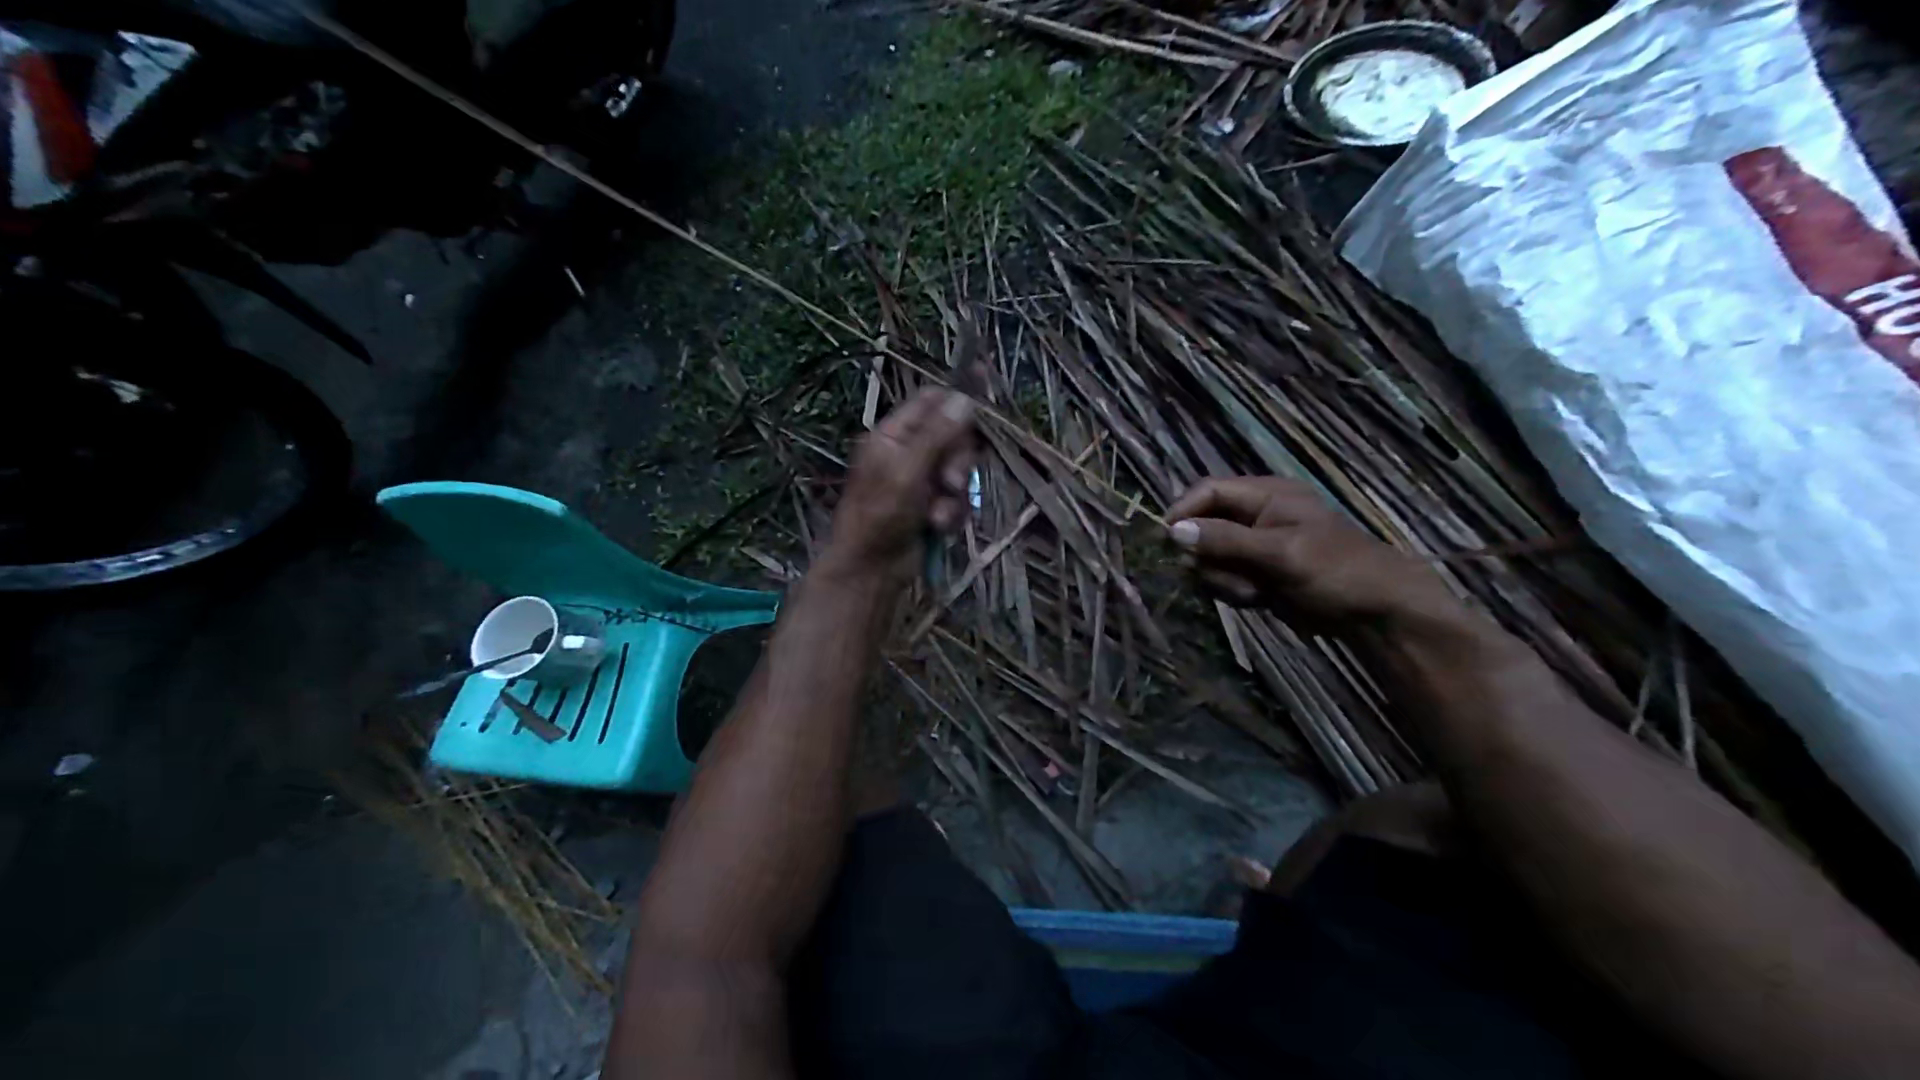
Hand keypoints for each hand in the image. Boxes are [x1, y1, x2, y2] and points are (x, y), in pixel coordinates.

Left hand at [825, 388, 977, 574]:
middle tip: (950, 482)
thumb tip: (964, 398)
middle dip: (958, 461)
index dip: (956, 399)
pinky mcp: (932, 506)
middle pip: (952, 437)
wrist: (871, 570)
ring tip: (937, 516)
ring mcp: (921, 481)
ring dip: (954, 495)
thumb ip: (938, 434)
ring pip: (959, 471)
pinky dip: (951, 513)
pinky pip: (956, 498)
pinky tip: (937, 528)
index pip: (930, 401)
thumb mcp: (908, 470)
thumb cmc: (880, 516)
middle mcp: (908, 452)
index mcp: (892, 435)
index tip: (985, 401)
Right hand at [1166, 476, 1456, 625]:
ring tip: (1253, 591)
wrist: (1377, 614)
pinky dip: (1234, 591)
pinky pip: (1224, 578)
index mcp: (1267, 495)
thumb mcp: (1279, 552)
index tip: (1165, 538)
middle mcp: (1256, 516)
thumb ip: (1225, 540)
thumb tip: (1173, 532)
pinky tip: (1259, 598)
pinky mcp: (1256, 574)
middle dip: (1208, 555)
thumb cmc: (1335, 570)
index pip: (1209, 491)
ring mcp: (1255, 547)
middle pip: (1204, 527)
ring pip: (1210, 557)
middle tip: (1225, 574)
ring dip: (1223, 578)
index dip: (1184, 510)